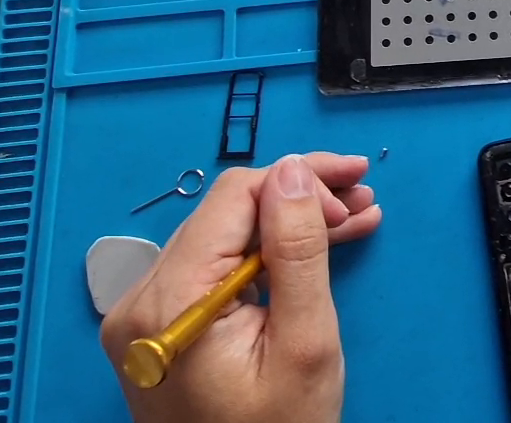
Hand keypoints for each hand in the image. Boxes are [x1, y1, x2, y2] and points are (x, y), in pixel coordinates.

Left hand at [101, 153, 383, 422]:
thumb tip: (295, 169)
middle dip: (305, 197)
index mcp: (170, 300)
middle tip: (365, 197)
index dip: (301, 182)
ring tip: (358, 214)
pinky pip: (225, 260)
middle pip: (234, 209)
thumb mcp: (304, 341)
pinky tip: (326, 240)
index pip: (236, 196)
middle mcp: (144, 297)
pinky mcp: (166, 322)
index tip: (354, 194)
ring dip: (297, 220)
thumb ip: (298, 250)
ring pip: (234, 230)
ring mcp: (151, 312)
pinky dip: (276, 249)